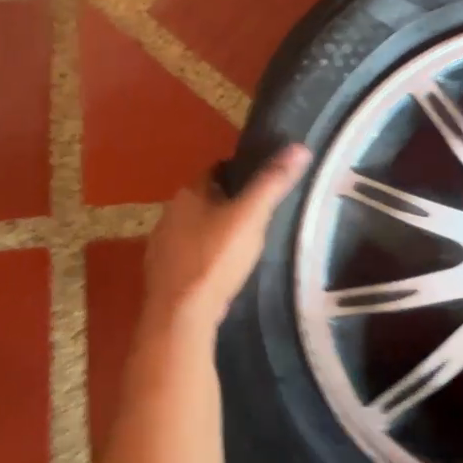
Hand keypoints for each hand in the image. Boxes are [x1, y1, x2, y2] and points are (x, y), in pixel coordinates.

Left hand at [142, 146, 311, 329]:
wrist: (181, 314)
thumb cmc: (216, 258)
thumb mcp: (252, 216)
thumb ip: (273, 182)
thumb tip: (300, 147)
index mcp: (188, 195)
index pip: (214, 170)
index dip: (238, 171)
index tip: (262, 180)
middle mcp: (169, 214)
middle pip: (204, 198)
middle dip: (228, 201)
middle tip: (260, 210)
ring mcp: (162, 246)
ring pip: (195, 227)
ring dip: (215, 228)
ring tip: (246, 238)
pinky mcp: (164, 274)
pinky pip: (189, 253)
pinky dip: (205, 254)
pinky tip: (223, 266)